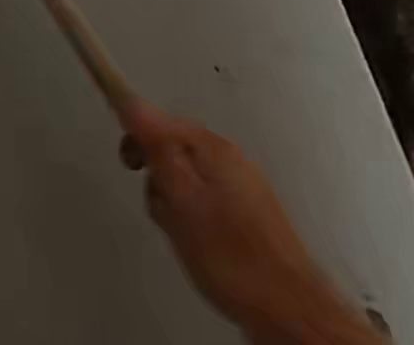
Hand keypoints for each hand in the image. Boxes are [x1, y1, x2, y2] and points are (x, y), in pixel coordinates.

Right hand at [124, 103, 383, 342]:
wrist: (290, 312)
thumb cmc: (232, 257)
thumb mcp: (181, 197)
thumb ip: (156, 147)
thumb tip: (131, 102)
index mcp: (211, 148)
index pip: (158, 119)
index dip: (133, 130)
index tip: (123, 149)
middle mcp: (228, 156)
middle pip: (171, 145)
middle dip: (155, 172)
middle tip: (159, 205)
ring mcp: (240, 183)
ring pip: (185, 174)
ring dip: (172, 197)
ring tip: (181, 230)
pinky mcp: (247, 210)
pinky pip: (203, 195)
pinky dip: (191, 212)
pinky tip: (198, 240)